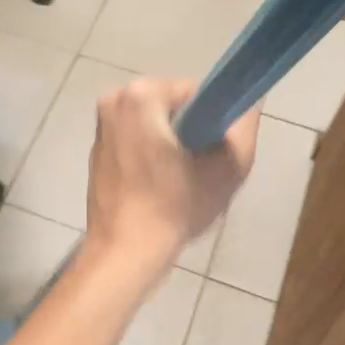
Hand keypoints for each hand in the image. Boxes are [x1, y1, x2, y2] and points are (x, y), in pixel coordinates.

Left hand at [85, 78, 257, 270]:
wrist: (125, 251)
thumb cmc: (175, 208)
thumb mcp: (228, 168)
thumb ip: (245, 126)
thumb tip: (248, 104)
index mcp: (142, 95)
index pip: (196, 93)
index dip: (214, 120)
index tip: (216, 151)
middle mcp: (114, 101)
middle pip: (173, 107)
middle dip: (192, 132)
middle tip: (201, 169)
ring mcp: (101, 126)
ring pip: (155, 124)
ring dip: (172, 144)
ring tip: (181, 180)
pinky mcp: (96, 151)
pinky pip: (136, 140)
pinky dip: (151, 155)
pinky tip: (159, 186)